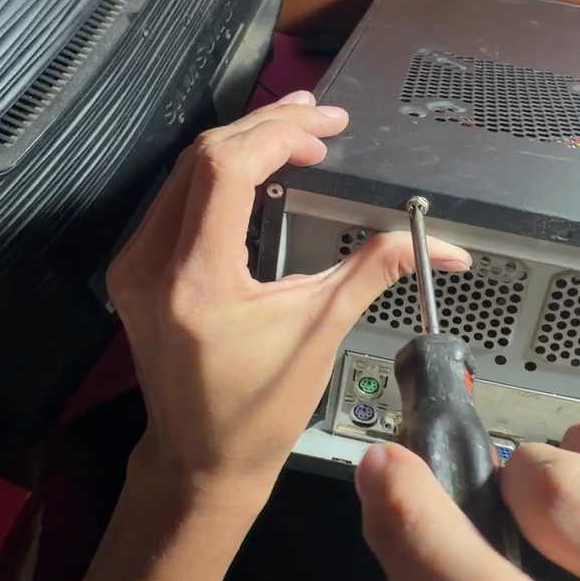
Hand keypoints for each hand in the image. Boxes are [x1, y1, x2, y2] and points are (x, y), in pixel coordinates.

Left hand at [107, 91, 469, 491]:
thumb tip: (443, 245)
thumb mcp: (323, 331)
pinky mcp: (137, 267)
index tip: (326, 130)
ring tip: (299, 132)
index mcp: (198, 280)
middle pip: (203, 156)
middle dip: (267, 127)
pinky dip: (222, 171)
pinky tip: (260, 166)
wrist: (199, 458)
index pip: (226, 169)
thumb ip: (376, 269)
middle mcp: (153, 264)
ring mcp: (136, 264)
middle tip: (322, 121)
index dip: (278, 133)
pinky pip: (177, 195)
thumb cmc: (260, 408)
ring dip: (244, 143)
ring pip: (185, 170)